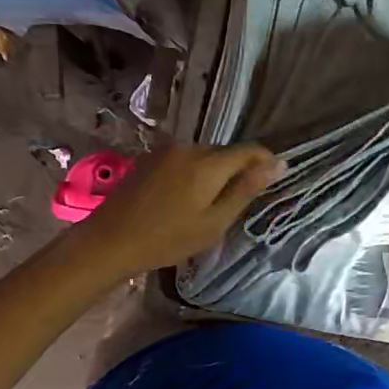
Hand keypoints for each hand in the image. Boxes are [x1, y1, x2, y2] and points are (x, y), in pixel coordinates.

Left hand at [72, 143, 284, 273]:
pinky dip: (192, 174)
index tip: (273, 180)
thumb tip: (278, 164)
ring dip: (212, 174)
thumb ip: (245, 190)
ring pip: (203, 157)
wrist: (110, 240)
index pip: (249, 150)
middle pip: (225, 153)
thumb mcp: (214, 222)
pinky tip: (182, 200)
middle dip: (236, 171)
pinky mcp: (149, 158)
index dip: (266, 162)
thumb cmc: (167, 239)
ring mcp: (165, 151)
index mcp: (208, 163)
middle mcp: (188, 148)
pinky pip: (183, 160)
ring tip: (206, 206)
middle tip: (234, 205)